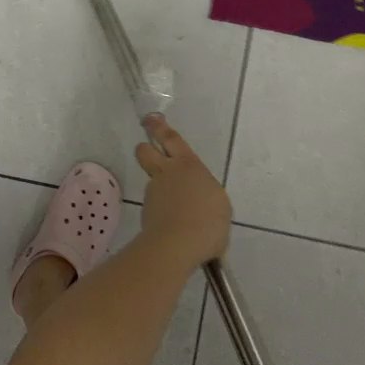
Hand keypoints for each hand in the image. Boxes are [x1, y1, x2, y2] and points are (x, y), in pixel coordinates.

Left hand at [133, 115, 231, 269]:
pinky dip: (161, 211)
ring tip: (175, 210)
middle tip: (146, 147)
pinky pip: (155, 205)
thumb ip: (204, 191)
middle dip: (145, 148)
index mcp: (188, 165)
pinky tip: (173, 226)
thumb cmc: (209, 222)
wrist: (179, 244)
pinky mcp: (147, 211)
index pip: (172, 139)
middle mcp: (167, 173)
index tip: (150, 120)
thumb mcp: (219, 203)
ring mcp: (154, 191)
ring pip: (152, 181)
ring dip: (159, 189)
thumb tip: (197, 194)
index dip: (160, 128)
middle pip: (146, 151)